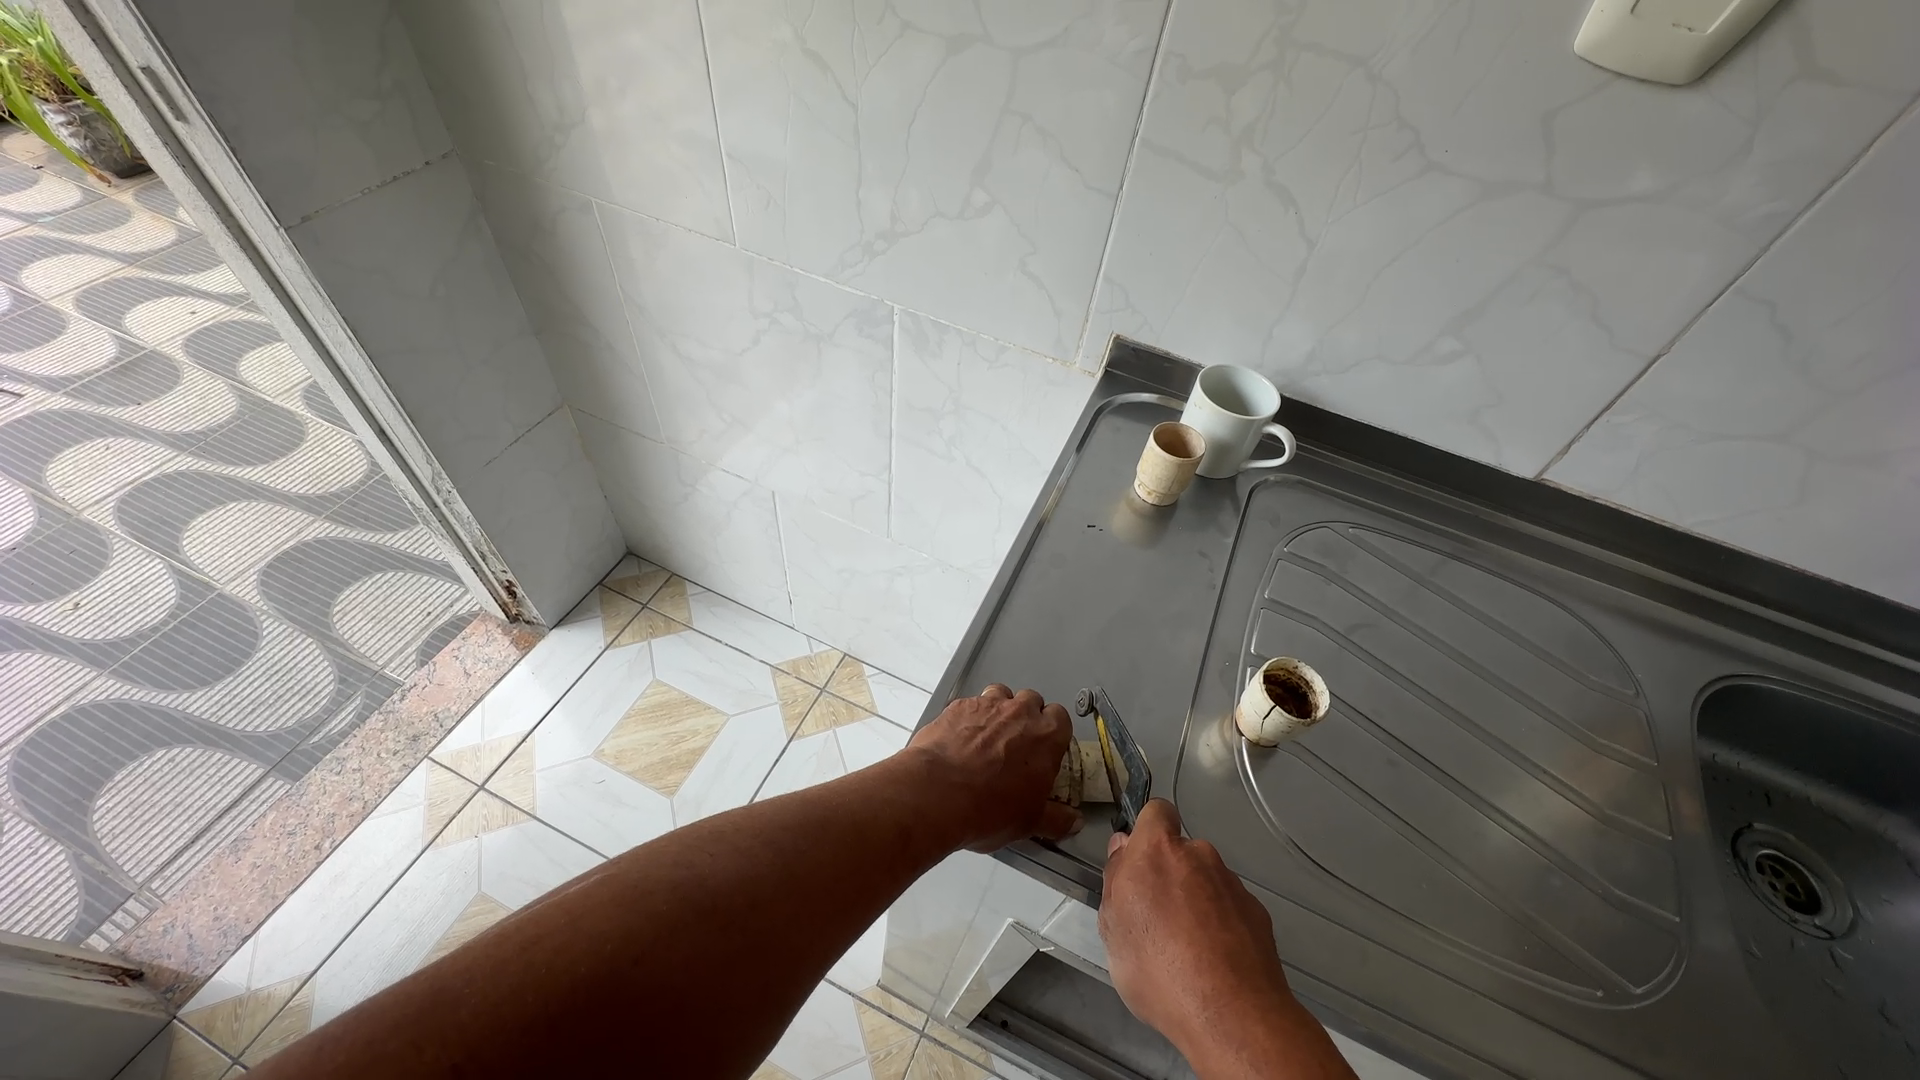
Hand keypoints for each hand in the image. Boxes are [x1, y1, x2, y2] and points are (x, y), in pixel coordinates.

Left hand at [904, 685, 1079, 851]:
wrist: (937, 794)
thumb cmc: (986, 805)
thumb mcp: (1031, 822)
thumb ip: (1057, 818)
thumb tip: (1070, 821)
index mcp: (1046, 735)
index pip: (1061, 719)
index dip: (1053, 733)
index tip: (1046, 750)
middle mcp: (1018, 713)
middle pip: (1031, 701)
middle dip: (1027, 718)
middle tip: (1018, 746)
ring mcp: (986, 706)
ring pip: (1000, 695)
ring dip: (998, 711)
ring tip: (989, 739)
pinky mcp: (957, 707)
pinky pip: (969, 705)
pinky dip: (968, 718)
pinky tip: (961, 740)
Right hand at [1099, 800, 1298, 1053]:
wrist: (1231, 1015)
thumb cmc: (1157, 968)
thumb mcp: (1112, 928)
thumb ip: (1115, 880)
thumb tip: (1123, 851)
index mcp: (1157, 850)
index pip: (1155, 811)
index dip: (1146, 831)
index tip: (1138, 862)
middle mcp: (1199, 855)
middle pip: (1180, 852)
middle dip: (1169, 874)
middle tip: (1156, 918)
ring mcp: (1233, 884)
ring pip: (1205, 881)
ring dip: (1196, 901)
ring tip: (1187, 949)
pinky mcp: (1257, 912)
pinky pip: (1229, 908)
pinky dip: (1221, 924)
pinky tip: (1214, 961)